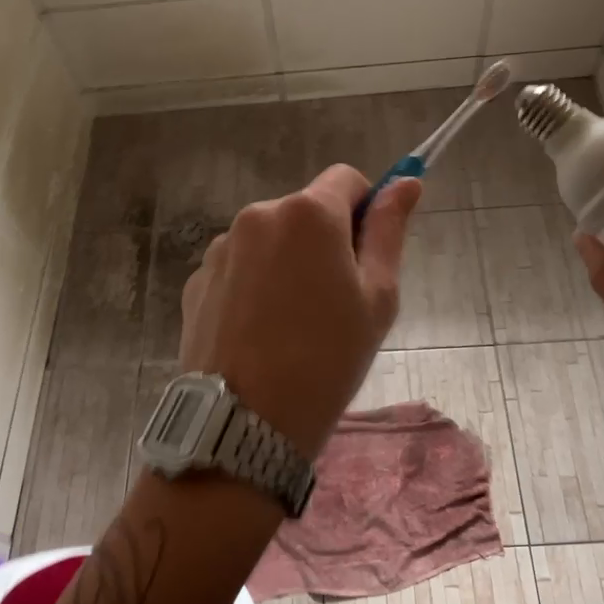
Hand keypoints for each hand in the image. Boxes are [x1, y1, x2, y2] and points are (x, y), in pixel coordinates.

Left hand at [180, 166, 422, 459]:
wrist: (245, 423)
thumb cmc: (327, 360)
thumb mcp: (377, 298)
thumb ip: (389, 231)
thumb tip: (407, 182)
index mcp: (307, 214)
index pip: (347, 179)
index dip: (365, 208)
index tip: (366, 255)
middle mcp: (258, 215)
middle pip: (305, 211)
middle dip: (324, 241)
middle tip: (335, 303)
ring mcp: (221, 248)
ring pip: (270, 240)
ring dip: (286, 262)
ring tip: (292, 326)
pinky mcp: (196, 280)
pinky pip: (239, 267)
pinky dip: (254, 286)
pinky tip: (258, 334)